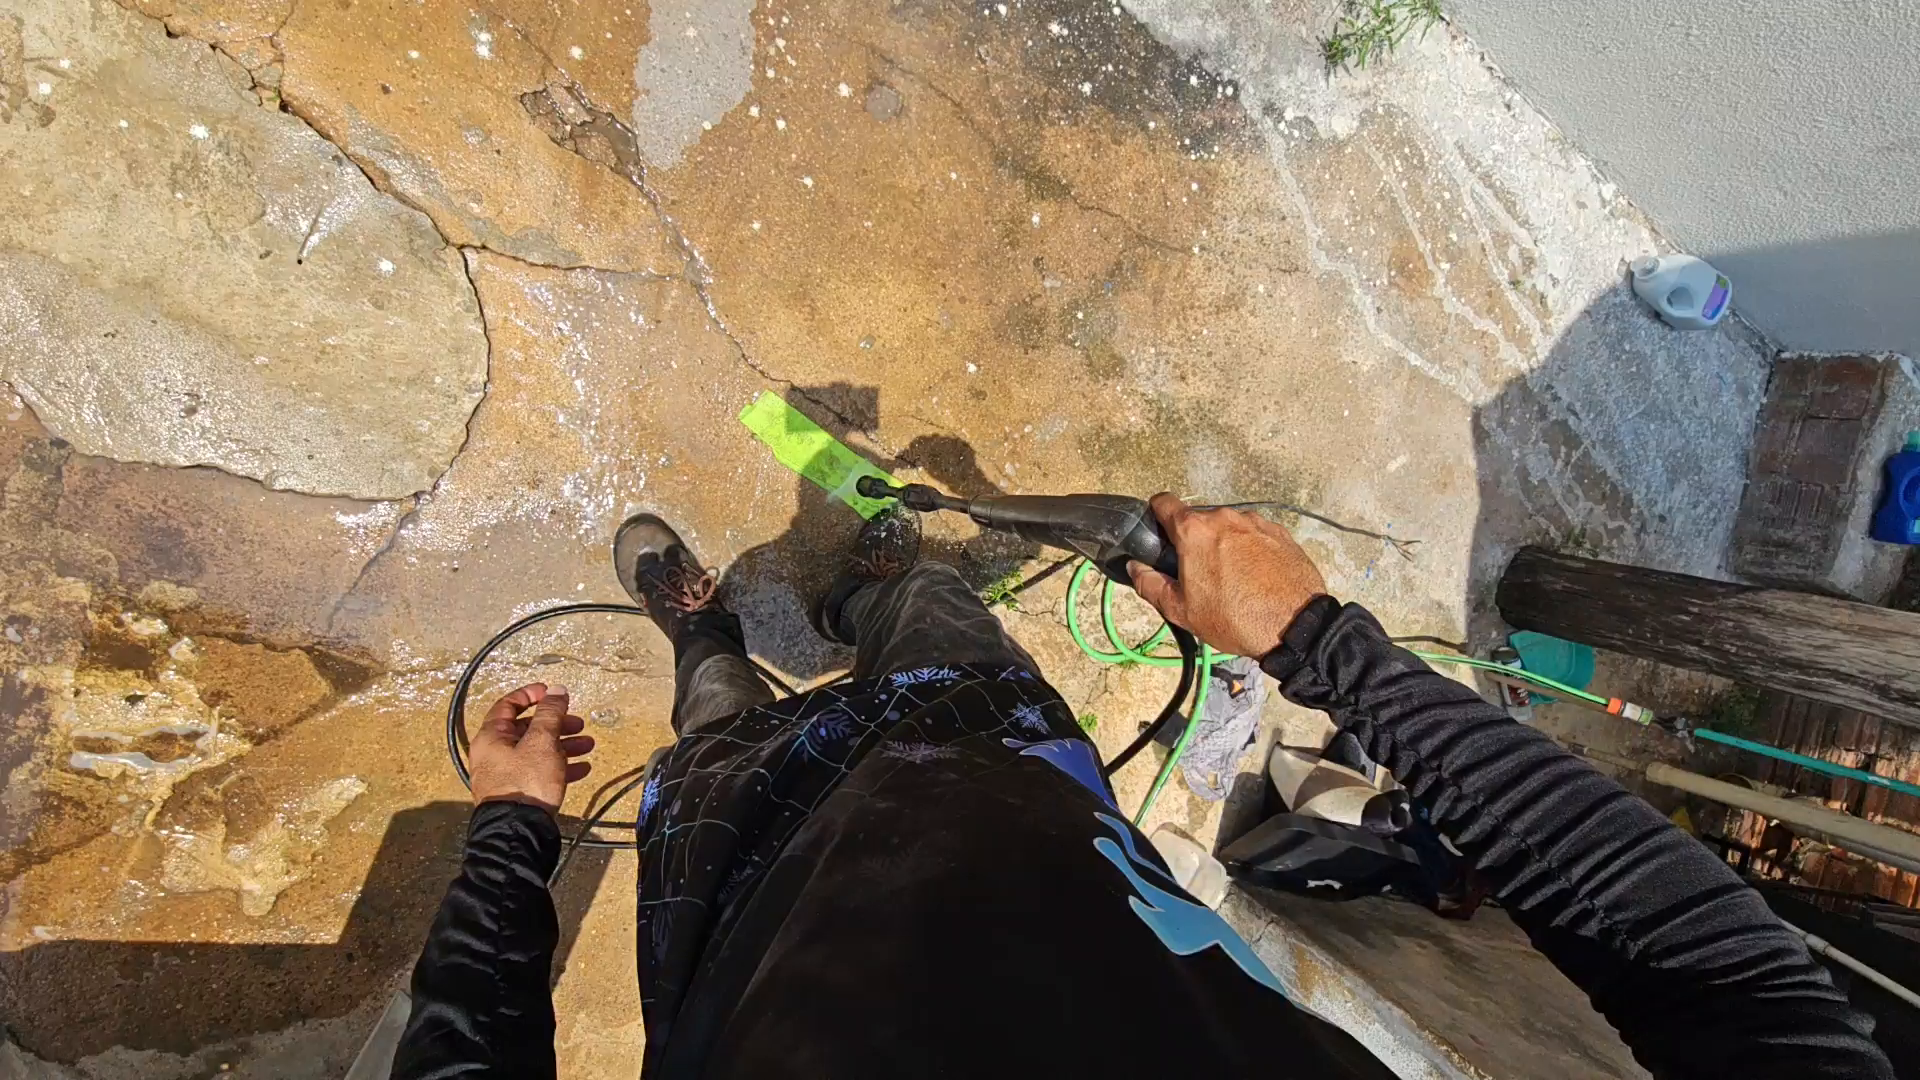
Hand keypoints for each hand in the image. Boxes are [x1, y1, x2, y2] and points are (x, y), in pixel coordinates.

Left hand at [468, 683, 593, 812]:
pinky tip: (582, 769)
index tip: (552, 692)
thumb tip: (556, 690)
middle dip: (557, 723)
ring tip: (588, 745)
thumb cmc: (527, 780)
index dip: (531, 694)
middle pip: (528, 728)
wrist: (518, 830)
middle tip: (578, 723)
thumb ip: (550, 713)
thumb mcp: (542, 741)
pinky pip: (541, 770)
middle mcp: (495, 753)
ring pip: (538, 750)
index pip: (507, 705)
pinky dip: (561, 766)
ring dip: (565, 744)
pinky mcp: (519, 790)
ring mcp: (506, 773)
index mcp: (492, 737)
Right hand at [1127, 493, 1327, 657]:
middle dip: (1193, 541)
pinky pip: (1253, 535)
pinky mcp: (1279, 532)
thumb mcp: (1180, 610)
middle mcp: (1224, 518)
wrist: (1294, 626)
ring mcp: (1255, 523)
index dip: (1156, 515)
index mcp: (1194, 531)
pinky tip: (1253, 576)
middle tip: (1196, 572)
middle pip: (1198, 520)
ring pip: (1227, 527)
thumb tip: (1136, 569)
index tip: (1159, 531)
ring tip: (1230, 578)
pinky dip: (1248, 550)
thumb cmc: (1236, 617)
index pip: (1164, 502)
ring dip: (1222, 545)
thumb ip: (1149, 584)